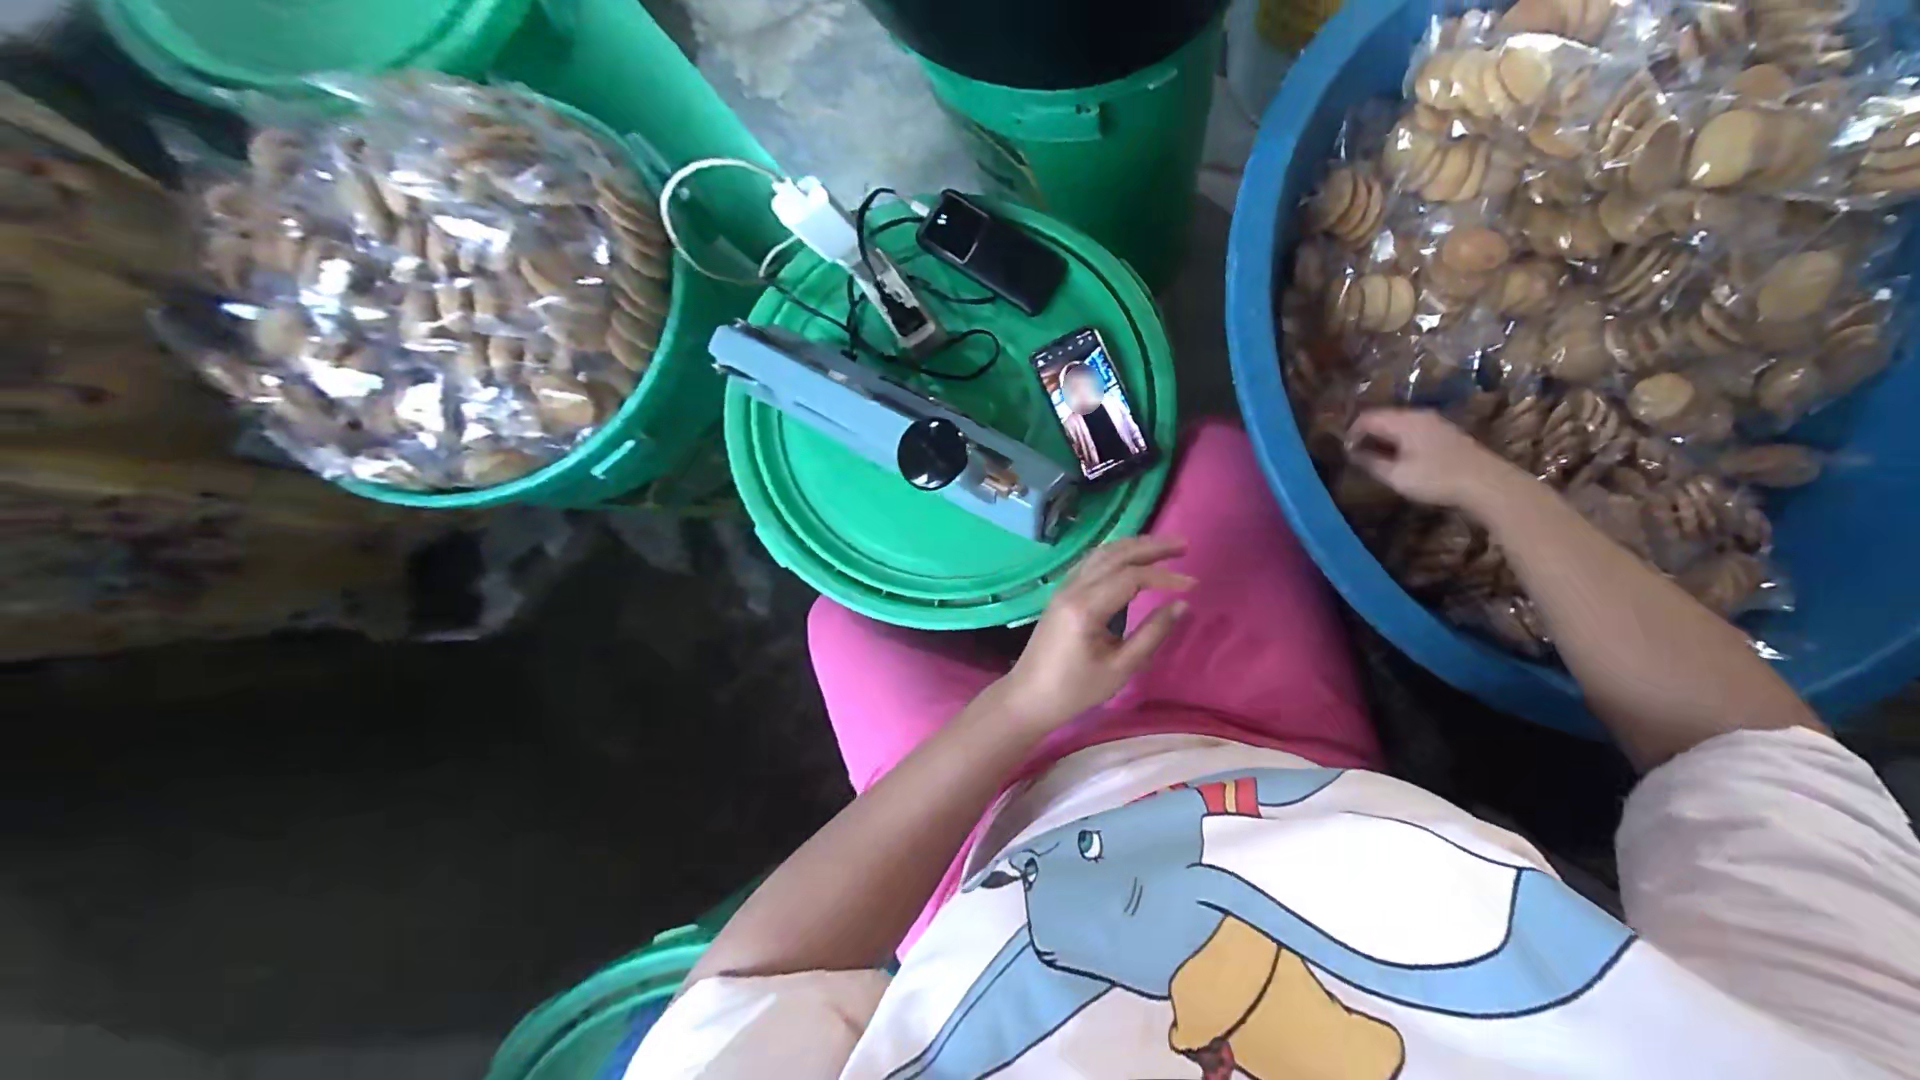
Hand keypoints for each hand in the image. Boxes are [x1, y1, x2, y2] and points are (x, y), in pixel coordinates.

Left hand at [996, 536, 1194, 730]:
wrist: (1029, 696)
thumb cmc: (1076, 689)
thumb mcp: (1120, 668)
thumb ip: (1152, 634)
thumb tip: (1181, 605)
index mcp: (1086, 607)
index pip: (1131, 577)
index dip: (1164, 577)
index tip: (1192, 585)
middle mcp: (1073, 589)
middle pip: (1115, 555)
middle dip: (1151, 547)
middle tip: (1184, 544)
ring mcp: (1064, 588)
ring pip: (1101, 554)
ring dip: (1133, 546)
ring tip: (1163, 547)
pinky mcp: (1061, 593)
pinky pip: (1090, 563)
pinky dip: (1115, 555)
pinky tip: (1130, 558)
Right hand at [1347, 409, 1529, 511]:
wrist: (1488, 484)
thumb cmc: (1436, 479)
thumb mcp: (1396, 475)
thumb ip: (1371, 462)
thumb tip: (1353, 453)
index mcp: (1404, 422)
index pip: (1367, 418)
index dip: (1351, 433)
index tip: (1344, 452)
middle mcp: (1419, 416)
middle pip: (1383, 417)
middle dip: (1366, 434)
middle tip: (1355, 455)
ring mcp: (1436, 423)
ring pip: (1399, 424)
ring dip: (1383, 438)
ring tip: (1374, 458)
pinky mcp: (1446, 434)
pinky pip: (1412, 430)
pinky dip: (1399, 440)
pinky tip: (1399, 458)